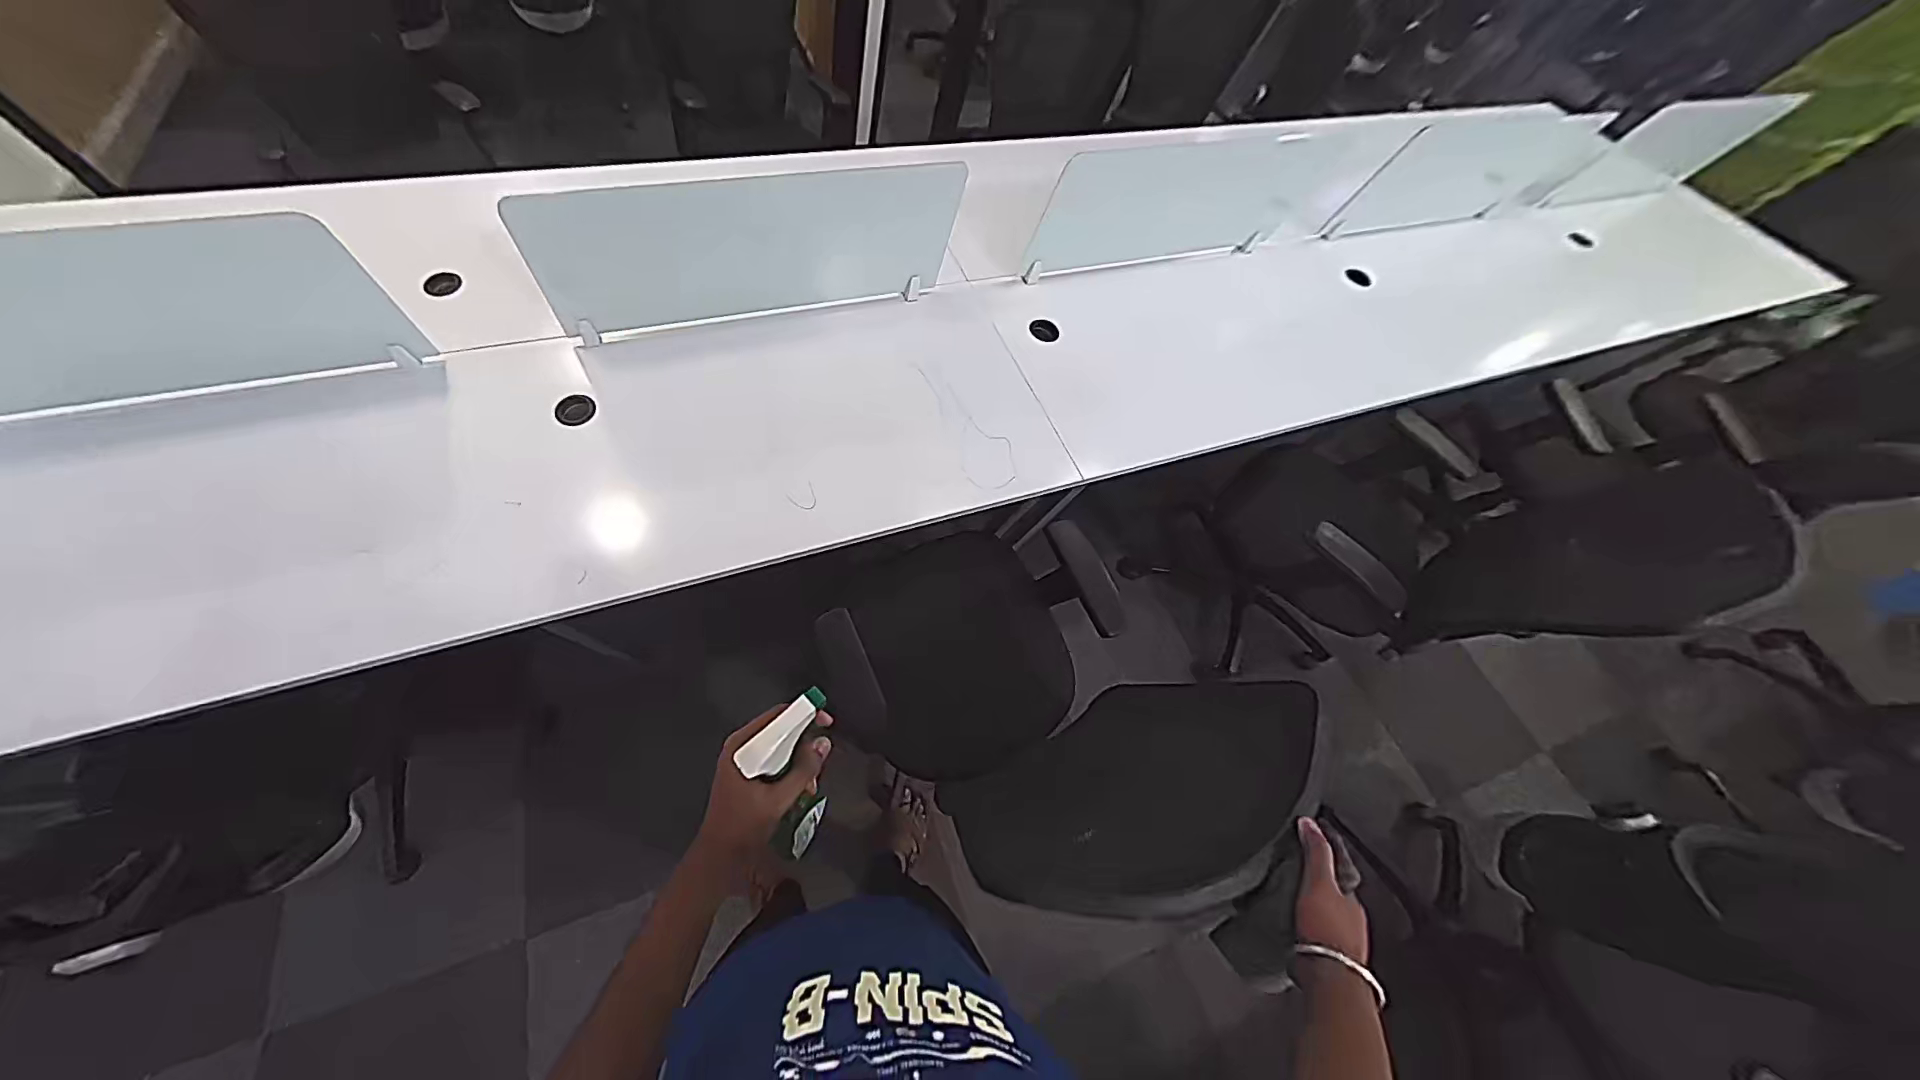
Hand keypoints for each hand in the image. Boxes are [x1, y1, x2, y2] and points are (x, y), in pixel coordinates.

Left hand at [691, 705, 833, 886]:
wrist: (720, 857)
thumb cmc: (743, 826)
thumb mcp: (778, 798)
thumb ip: (803, 770)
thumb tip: (823, 744)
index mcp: (742, 746)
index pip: (778, 716)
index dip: (804, 714)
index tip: (826, 721)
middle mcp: (742, 747)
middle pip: (782, 730)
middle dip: (805, 744)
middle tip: (820, 759)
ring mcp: (745, 761)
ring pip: (783, 747)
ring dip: (801, 761)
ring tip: (810, 784)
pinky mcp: (750, 774)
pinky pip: (778, 761)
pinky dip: (792, 771)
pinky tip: (800, 791)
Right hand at [1294, 817, 1367, 964]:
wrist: (1329, 975)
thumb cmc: (1326, 927)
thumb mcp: (1320, 882)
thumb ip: (1316, 853)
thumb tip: (1310, 823)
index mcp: (1352, 895)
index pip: (1341, 861)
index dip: (1328, 845)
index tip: (1316, 828)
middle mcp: (1352, 914)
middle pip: (1338, 886)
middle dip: (1324, 872)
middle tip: (1306, 856)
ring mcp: (1343, 934)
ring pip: (1331, 906)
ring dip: (1318, 895)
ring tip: (1300, 886)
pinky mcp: (1328, 950)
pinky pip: (1320, 923)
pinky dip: (1311, 915)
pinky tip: (1300, 917)